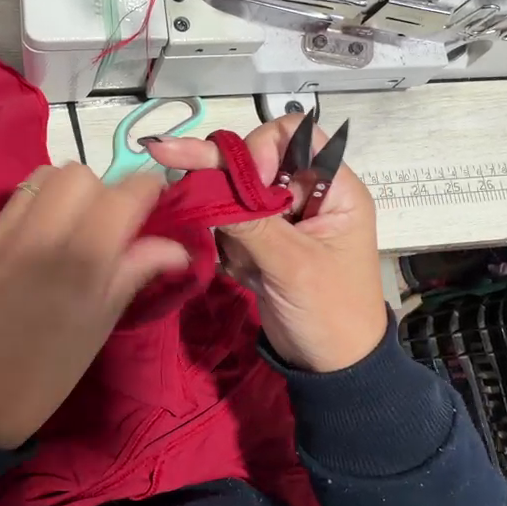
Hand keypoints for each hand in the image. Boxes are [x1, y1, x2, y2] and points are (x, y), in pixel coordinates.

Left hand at [0, 164, 192, 448]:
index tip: (155, 203)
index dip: (149, 190)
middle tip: (112, 224)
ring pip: (48, 175)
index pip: (127, 194)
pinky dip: (41, 202)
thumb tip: (178, 247)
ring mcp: (5, 233)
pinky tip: (44, 234)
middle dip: (106, 190)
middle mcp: (43, 235)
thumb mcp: (100, 328)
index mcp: (83, 262)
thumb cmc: (45, 376)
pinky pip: (18, 197)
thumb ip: (135, 273)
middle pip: (84, 174)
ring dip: (71, 190)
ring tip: (76, 226)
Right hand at [146, 114, 386, 372]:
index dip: (262, 149)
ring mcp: (282, 216)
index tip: (248, 185)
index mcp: (334, 188)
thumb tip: (209, 187)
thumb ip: (252, 223)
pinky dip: (225, 243)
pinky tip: (241, 272)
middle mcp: (307, 193)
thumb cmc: (330, 314)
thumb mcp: (294, 267)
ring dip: (226, 221)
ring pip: (236, 191)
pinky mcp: (263, 240)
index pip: (294, 136)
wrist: (331, 370)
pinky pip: (230, 222)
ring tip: (243, 262)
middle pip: (255, 159)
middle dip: (227, 181)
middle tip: (171, 162)